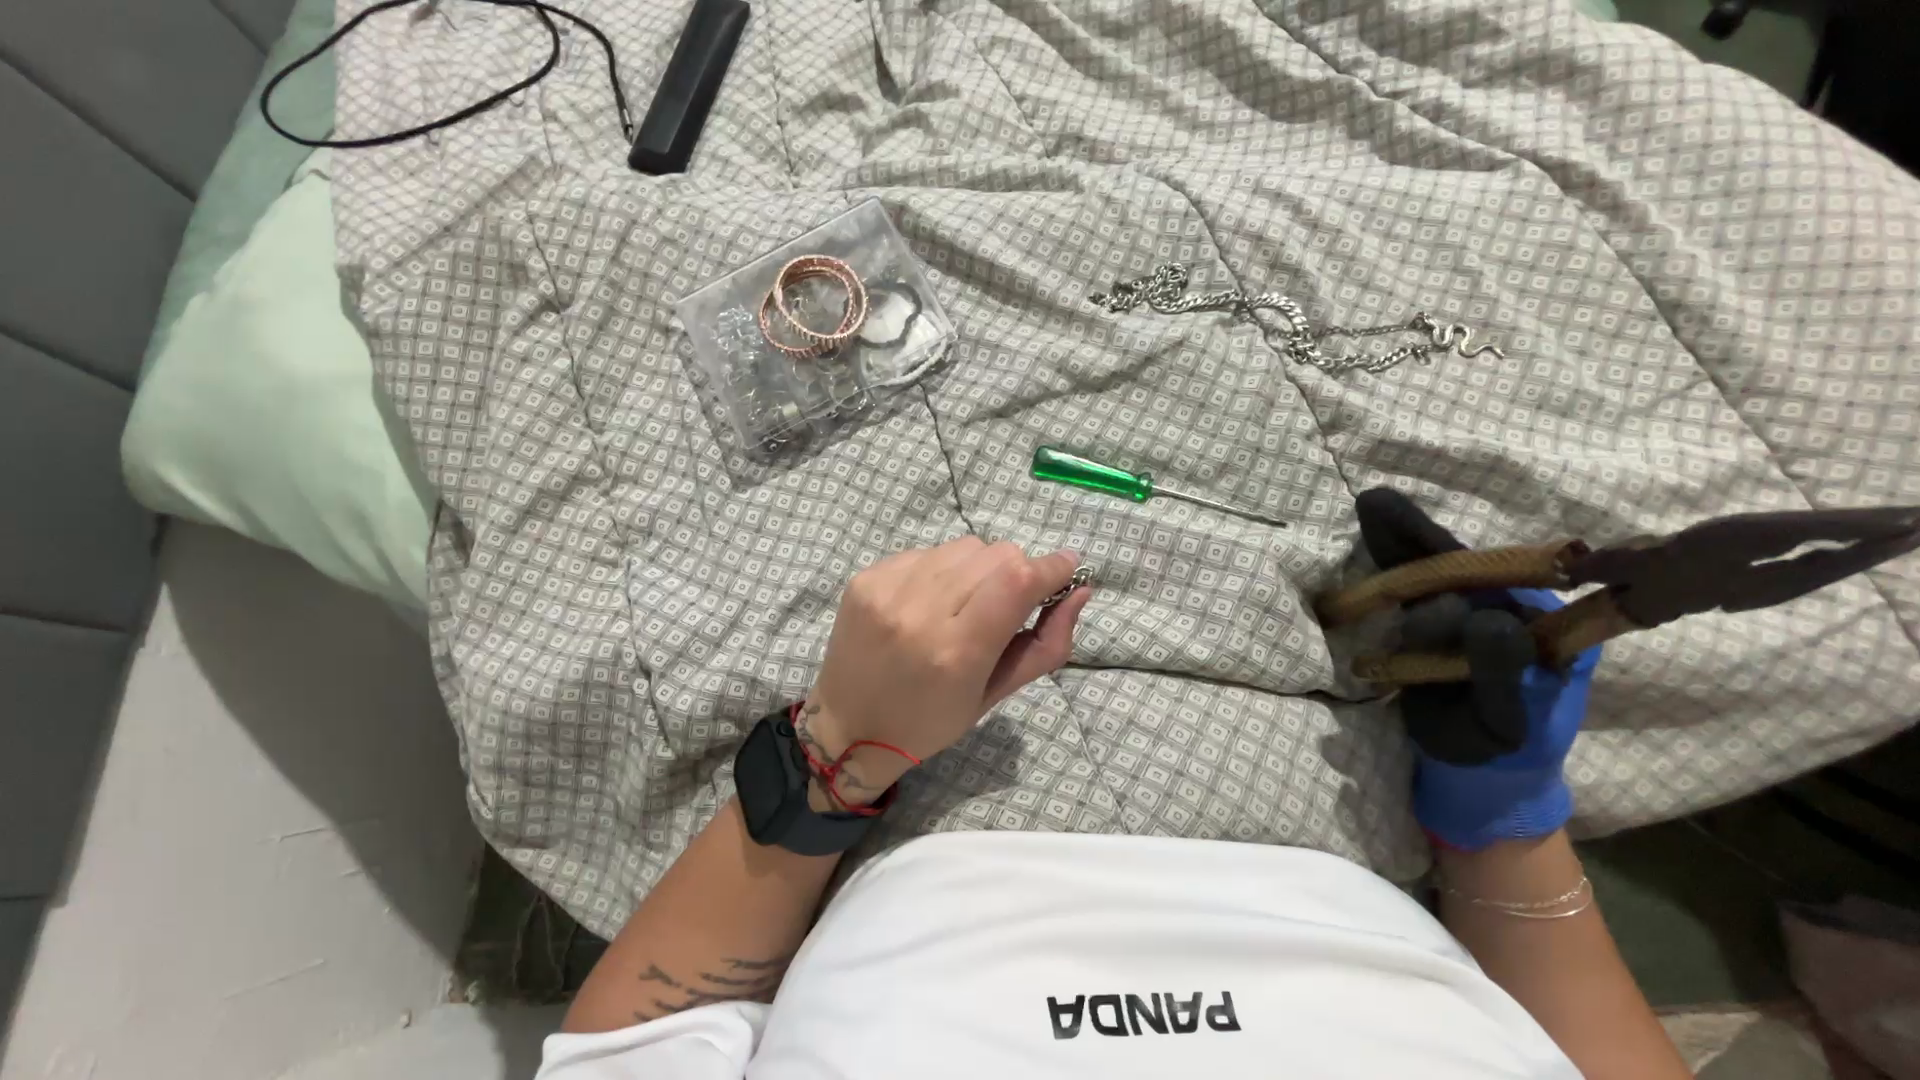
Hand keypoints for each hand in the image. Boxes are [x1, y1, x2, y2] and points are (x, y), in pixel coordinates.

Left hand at [799, 538, 1090, 805]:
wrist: (848, 726)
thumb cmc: (930, 722)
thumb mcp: (996, 696)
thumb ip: (1046, 645)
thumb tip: (1080, 590)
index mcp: (956, 652)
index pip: (1018, 580)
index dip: (1052, 567)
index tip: (1066, 568)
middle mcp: (920, 613)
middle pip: (997, 555)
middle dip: (1016, 573)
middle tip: (1005, 607)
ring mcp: (887, 590)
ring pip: (964, 546)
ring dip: (979, 569)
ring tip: (964, 606)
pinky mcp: (866, 577)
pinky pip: (928, 552)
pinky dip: (942, 571)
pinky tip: (930, 604)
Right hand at [1353, 489, 1599, 850]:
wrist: (1482, 780)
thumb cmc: (1501, 756)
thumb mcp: (1505, 726)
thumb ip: (1501, 674)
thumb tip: (1488, 615)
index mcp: (1540, 628)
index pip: (1491, 576)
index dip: (1442, 546)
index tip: (1401, 515)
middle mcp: (1512, 612)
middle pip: (1460, 566)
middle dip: (1416, 537)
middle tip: (1373, 503)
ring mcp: (1473, 620)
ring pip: (1436, 576)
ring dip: (1399, 545)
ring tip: (1370, 511)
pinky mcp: (1441, 633)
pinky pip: (1415, 596)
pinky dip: (1391, 569)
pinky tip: (1369, 547)